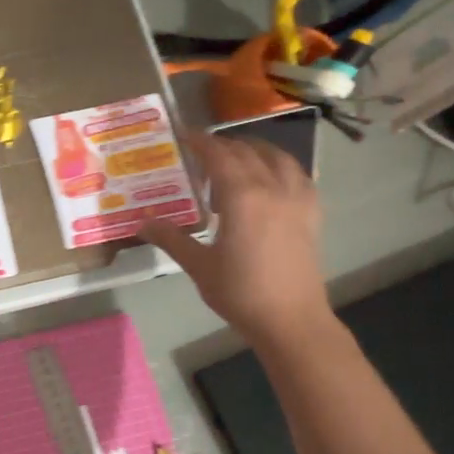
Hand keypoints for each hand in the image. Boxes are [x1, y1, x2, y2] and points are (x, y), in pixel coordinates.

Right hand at [139, 132, 333, 346]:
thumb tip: (142, 223)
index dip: (201, 142)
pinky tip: (269, 180)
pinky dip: (280, 167)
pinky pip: (298, 175)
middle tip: (201, 152)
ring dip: (255, 151)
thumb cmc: (239, 292)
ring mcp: (298, 200)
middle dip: (224, 146)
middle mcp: (273, 189)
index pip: (220, 156)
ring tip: (236, 159)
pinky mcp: (311, 214)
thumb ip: (171, 238)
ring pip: (278, 158)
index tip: (184, 135)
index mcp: (243, 197)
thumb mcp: (198, 265)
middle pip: (248, 153)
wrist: (290, 318)